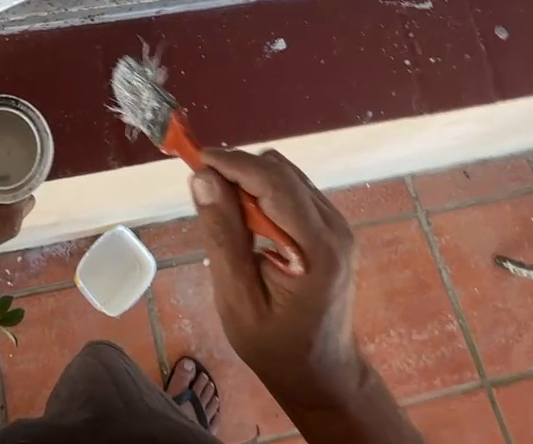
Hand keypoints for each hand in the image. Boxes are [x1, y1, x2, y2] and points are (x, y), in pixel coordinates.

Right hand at [191, 148, 365, 407]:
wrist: (322, 373)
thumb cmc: (275, 345)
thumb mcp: (238, 299)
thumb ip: (223, 235)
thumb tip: (202, 177)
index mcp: (317, 248)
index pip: (273, 182)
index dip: (233, 163)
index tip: (195, 159)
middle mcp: (334, 227)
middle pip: (280, 171)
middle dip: (238, 169)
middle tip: (205, 190)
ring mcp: (337, 224)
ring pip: (286, 175)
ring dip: (250, 180)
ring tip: (225, 211)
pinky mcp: (332, 227)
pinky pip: (293, 189)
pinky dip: (264, 191)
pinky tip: (248, 221)